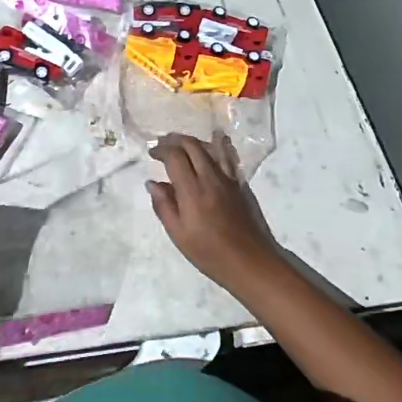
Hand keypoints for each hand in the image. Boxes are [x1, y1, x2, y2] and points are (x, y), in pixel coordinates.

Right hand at [147, 134, 280, 293]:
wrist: (249, 261)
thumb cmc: (209, 253)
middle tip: (163, 143)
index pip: (175, 156)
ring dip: (194, 141)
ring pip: (211, 147)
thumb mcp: (179, 234)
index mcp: (192, 191)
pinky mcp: (240, 183)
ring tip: (183, 142)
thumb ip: (164, 206)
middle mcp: (211, 178)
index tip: (152, 153)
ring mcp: (228, 179)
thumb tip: (152, 183)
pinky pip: (228, 157)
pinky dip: (219, 145)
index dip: (161, 150)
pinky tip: (217, 141)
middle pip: (193, 145)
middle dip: (175, 140)